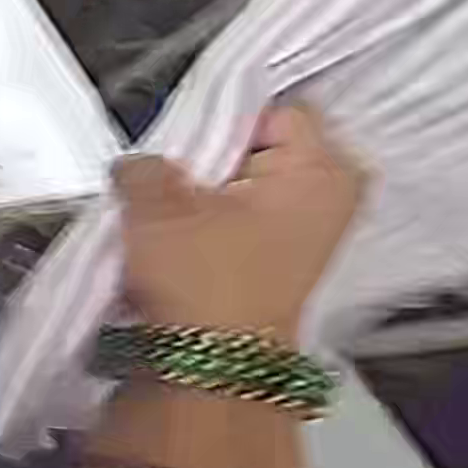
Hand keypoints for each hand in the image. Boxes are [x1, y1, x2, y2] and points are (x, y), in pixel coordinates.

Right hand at [115, 104, 365, 343]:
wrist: (208, 355)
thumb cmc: (198, 274)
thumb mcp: (159, 208)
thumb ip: (145, 168)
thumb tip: (138, 162)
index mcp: (322, 169)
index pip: (274, 112)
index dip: (218, 119)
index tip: (170, 144)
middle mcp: (329, 194)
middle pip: (256, 150)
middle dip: (200, 161)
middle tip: (155, 179)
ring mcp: (306, 230)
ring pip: (239, 187)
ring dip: (195, 195)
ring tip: (155, 212)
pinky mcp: (274, 258)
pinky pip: (235, 219)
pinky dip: (201, 222)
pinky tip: (168, 237)